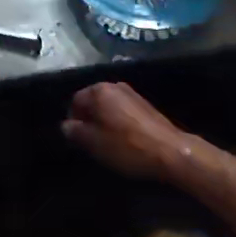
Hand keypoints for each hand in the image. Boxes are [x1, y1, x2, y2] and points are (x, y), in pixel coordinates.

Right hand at [62, 81, 200, 182]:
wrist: (169, 151)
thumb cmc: (127, 146)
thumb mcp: (94, 143)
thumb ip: (75, 132)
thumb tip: (66, 125)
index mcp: (99, 91)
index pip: (75, 101)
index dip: (73, 121)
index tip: (78, 140)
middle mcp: (114, 85)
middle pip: (92, 101)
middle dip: (88, 120)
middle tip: (91, 143)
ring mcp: (131, 93)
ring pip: (107, 106)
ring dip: (103, 121)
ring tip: (107, 143)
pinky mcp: (144, 103)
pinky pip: (121, 110)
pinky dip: (117, 121)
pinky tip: (123, 139)